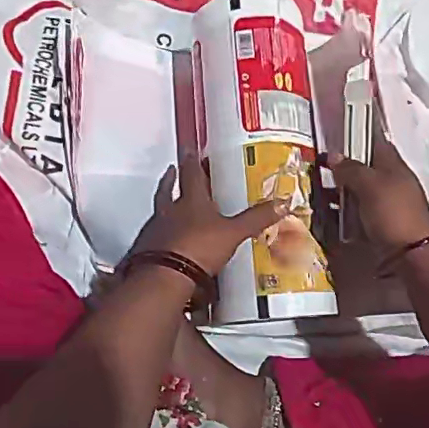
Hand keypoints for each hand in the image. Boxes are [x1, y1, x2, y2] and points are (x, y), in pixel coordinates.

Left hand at [132, 156, 292, 274]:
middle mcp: (169, 211)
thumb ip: (256, 219)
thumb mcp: (233, 233)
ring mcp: (155, 230)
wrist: (165, 276)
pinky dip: (160, 234)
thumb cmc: (199, 247)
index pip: (191, 174)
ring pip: (158, 211)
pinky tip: (166, 241)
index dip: (192, 162)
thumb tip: (282, 203)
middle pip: (167, 189)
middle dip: (171, 179)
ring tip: (170, 207)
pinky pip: (153, 236)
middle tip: (172, 170)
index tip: (189, 150)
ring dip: (164, 206)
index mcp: (191, 201)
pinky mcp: (146, 250)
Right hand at [323, 136, 428, 250]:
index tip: (335, 142)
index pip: (377, 145)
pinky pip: (358, 213)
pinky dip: (344, 213)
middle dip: (343, 171)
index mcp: (394, 167)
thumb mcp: (370, 185)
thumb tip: (333, 156)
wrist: (410, 254)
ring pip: (360, 193)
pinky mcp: (381, 226)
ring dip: (340, 193)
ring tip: (317, 195)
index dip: (357, 141)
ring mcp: (387, 206)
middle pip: (366, 171)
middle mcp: (392, 184)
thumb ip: (351, 169)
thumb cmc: (392, 212)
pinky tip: (330, 216)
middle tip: (318, 171)